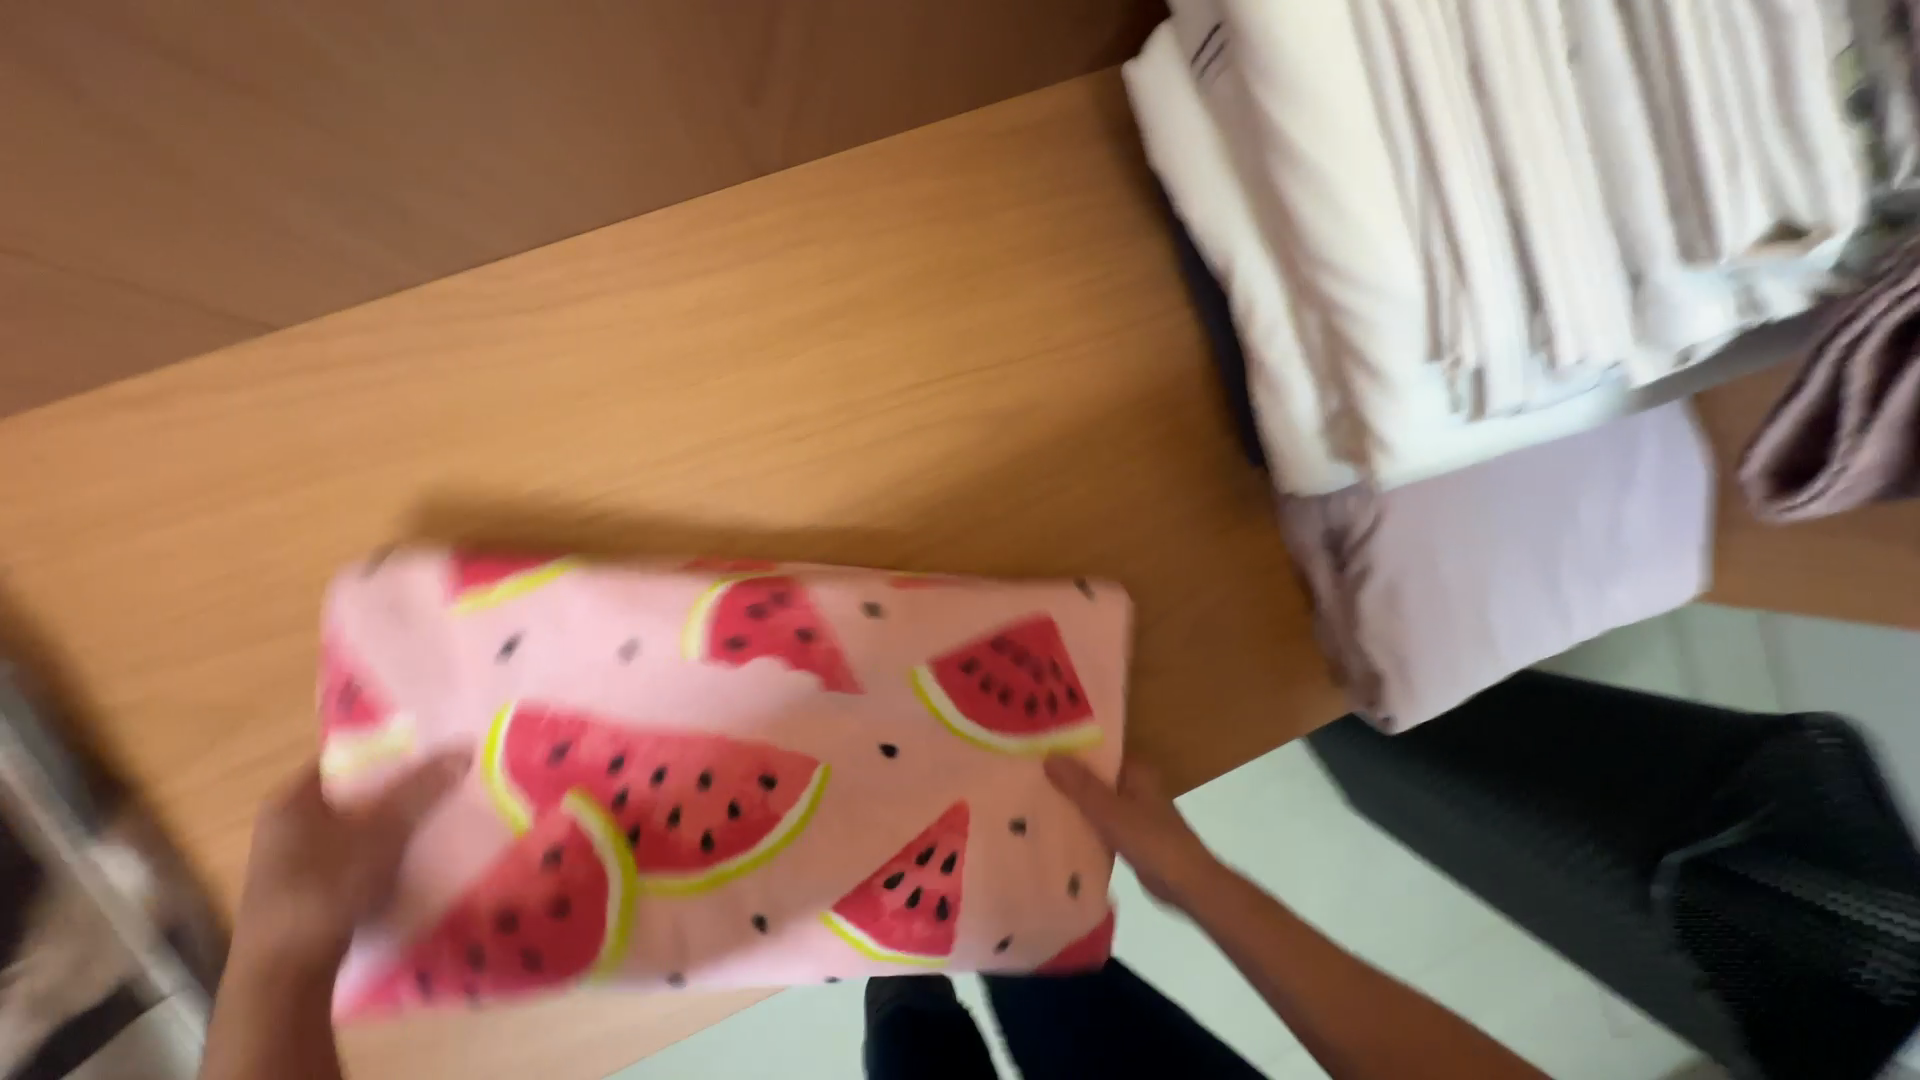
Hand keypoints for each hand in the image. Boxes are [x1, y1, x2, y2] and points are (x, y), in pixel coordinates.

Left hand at [232, 752, 469, 975]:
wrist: (284, 974)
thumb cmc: (325, 889)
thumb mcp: (382, 832)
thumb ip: (421, 789)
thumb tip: (462, 748)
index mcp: (293, 799)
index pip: (349, 755)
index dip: (394, 748)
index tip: (436, 747)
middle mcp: (289, 822)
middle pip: (358, 789)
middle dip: (404, 784)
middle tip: (449, 776)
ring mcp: (296, 857)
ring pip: (360, 822)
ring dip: (399, 817)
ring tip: (443, 810)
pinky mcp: (309, 886)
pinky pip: (357, 850)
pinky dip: (387, 845)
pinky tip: (417, 851)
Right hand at [1044, 755, 1221, 909]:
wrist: (1187, 885)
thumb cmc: (1152, 841)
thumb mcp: (1111, 811)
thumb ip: (1080, 785)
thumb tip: (1049, 755)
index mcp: (1136, 770)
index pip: (1098, 750)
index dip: (1070, 749)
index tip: (1038, 748)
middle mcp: (1135, 785)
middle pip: (1094, 775)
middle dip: (1066, 776)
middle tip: (1028, 773)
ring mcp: (1133, 811)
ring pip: (1095, 800)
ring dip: (1073, 801)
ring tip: (1033, 796)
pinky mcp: (1130, 835)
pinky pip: (1100, 822)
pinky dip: (1082, 823)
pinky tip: (1055, 827)